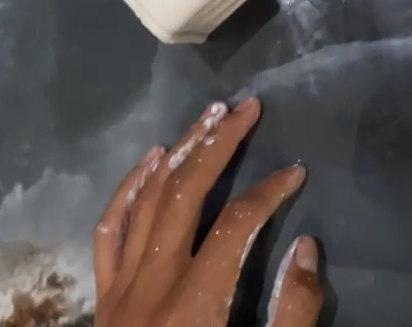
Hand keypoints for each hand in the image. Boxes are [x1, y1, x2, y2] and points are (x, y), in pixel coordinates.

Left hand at [94, 96, 323, 325]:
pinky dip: (129, 189)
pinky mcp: (104, 302)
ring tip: (209, 115)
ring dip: (179, 152)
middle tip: (250, 106)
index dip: (270, 189)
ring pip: (145, 202)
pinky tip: (150, 161)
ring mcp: (118, 294)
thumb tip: (307, 245)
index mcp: (191, 306)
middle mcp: (148, 289)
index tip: (298, 171)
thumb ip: (292, 315)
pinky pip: (109, 234)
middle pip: (184, 194)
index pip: (236, 223)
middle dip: (220, 144)